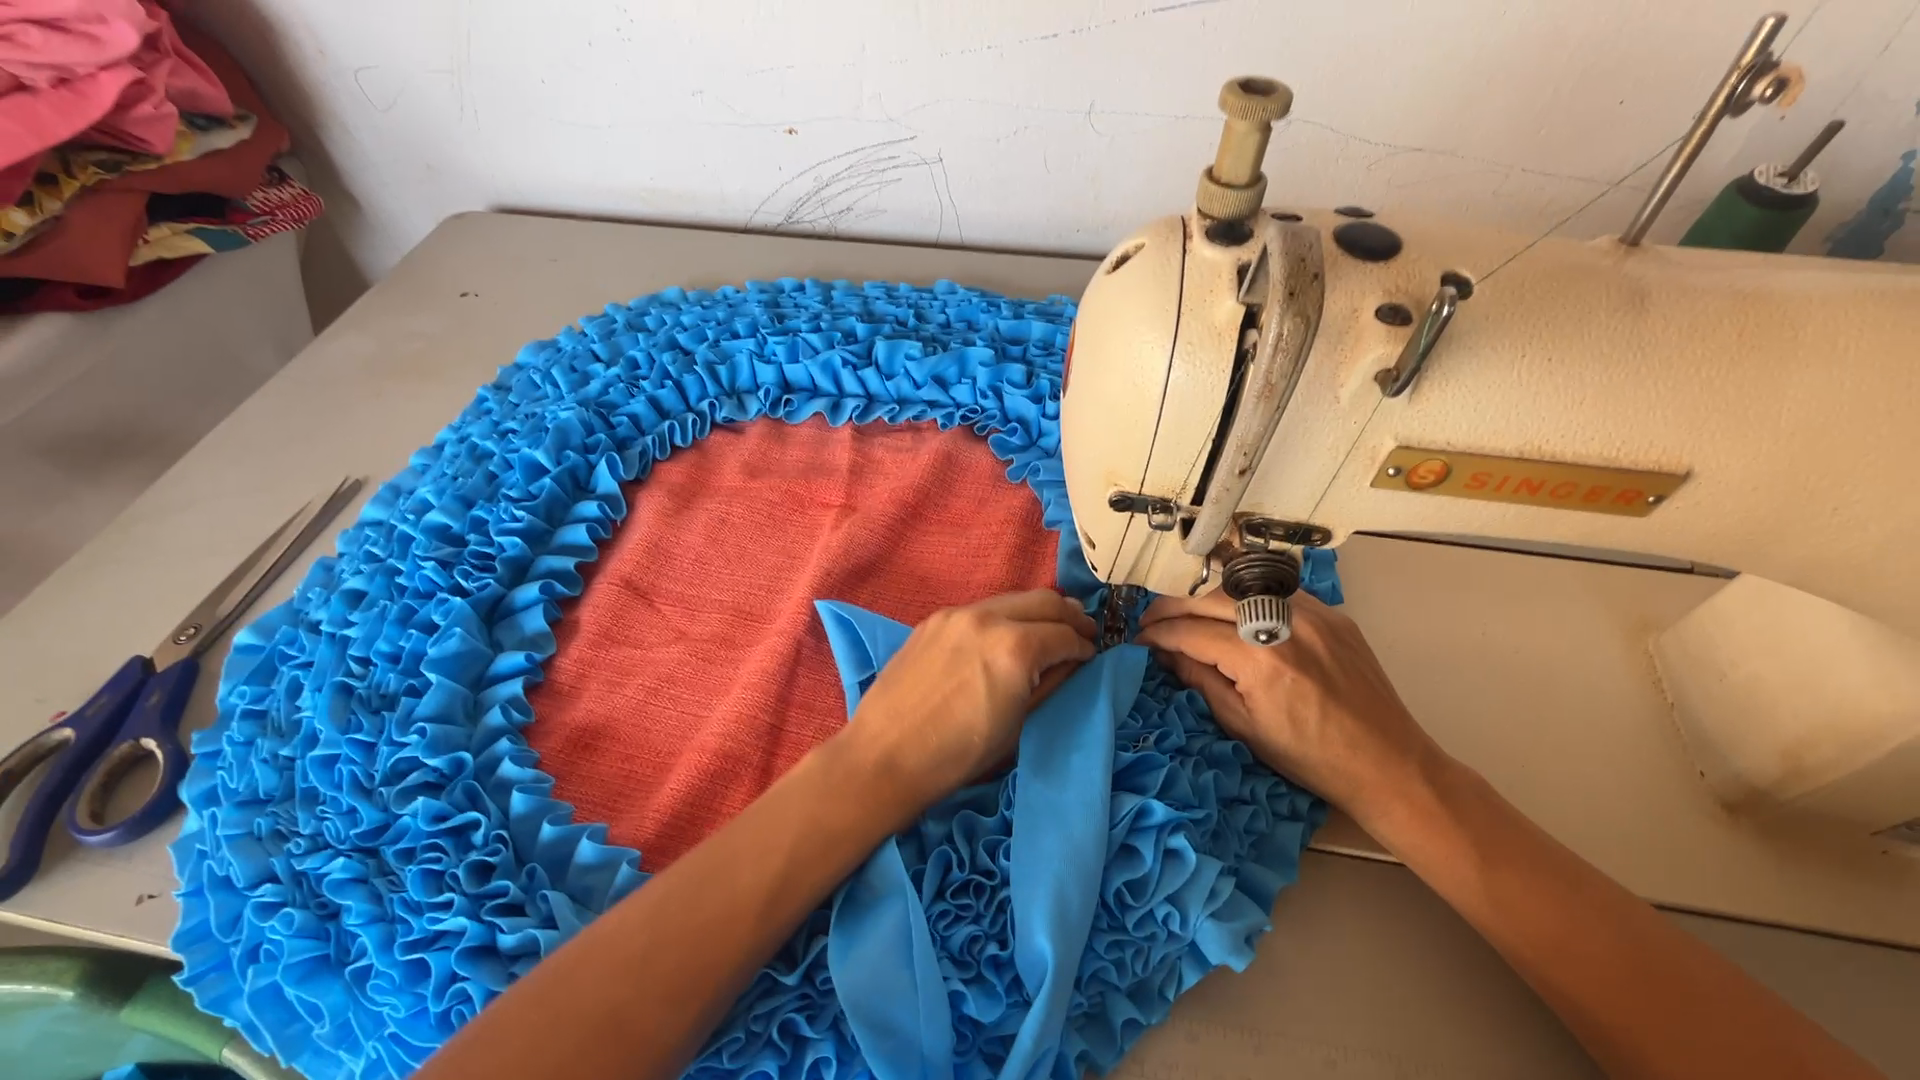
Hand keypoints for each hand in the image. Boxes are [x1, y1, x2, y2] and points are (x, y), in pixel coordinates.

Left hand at [841, 590, 1097, 810]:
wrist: (885, 755)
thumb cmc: (959, 755)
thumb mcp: (1019, 726)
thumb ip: (1053, 684)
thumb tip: (1074, 661)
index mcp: (1015, 648)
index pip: (1066, 634)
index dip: (1086, 646)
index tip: (1093, 655)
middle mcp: (988, 618)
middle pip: (1044, 601)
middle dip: (1069, 616)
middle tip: (1083, 633)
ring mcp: (957, 614)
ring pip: (1012, 599)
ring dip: (1036, 611)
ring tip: (1047, 631)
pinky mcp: (933, 620)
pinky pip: (982, 609)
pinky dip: (1004, 616)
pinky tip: (1004, 636)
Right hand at [1135, 589, 1443, 826]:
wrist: (1387, 763)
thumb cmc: (1311, 758)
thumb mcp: (1244, 728)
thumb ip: (1202, 682)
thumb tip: (1168, 655)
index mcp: (1260, 660)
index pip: (1192, 633)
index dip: (1159, 635)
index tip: (1138, 641)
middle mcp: (1286, 624)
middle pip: (1212, 600)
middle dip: (1174, 608)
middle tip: (1150, 620)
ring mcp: (1314, 615)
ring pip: (1245, 587)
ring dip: (1209, 599)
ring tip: (1188, 616)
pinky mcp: (1334, 616)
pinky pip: (1280, 593)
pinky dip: (1249, 599)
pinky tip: (1235, 615)